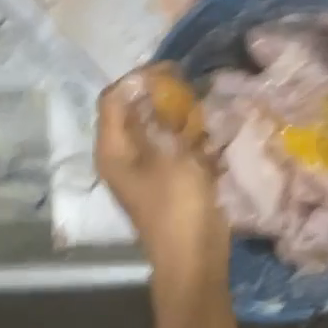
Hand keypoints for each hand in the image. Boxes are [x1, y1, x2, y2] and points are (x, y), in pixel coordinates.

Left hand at [96, 69, 228, 298]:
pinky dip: (193, 135)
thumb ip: (157, 117)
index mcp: (113, 149)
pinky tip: (213, 133)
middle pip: (135, 110)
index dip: (139, 78)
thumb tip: (151, 82)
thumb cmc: (178, 207)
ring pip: (159, 126)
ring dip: (180, 113)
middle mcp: (125, 155)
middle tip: (193, 84)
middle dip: (163, 94)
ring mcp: (149, 167)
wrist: (195, 258)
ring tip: (205, 105)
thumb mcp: (169, 156)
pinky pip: (177, 144)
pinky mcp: (171, 178)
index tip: (173, 69)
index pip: (113, 98)